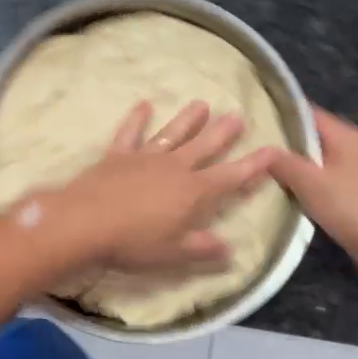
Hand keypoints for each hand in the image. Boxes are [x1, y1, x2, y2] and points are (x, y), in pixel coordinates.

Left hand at [42, 100, 276, 273]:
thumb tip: (231, 248)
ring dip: (188, 119)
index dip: (253, 165)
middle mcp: (174, 168)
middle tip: (238, 115)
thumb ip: (203, 248)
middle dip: (223, 133)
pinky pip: (130, 133)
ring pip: (173, 134)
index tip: (273, 150)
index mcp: (193, 193)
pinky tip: (144, 105)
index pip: (230, 177)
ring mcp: (145, 158)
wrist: (85, 222)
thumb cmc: (133, 243)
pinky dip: (137, 119)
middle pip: (204, 147)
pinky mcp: (117, 155)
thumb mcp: (174, 254)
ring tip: (202, 104)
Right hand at [269, 105, 357, 270]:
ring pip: (319, 156)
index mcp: (345, 134)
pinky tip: (291, 190)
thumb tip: (263, 151)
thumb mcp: (308, 182)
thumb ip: (282, 162)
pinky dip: (309, 178)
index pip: (307, 112)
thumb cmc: (348, 207)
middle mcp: (354, 144)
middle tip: (254, 149)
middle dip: (285, 141)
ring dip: (296, 163)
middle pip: (312, 134)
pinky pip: (327, 174)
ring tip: (265, 169)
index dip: (279, 114)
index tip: (253, 122)